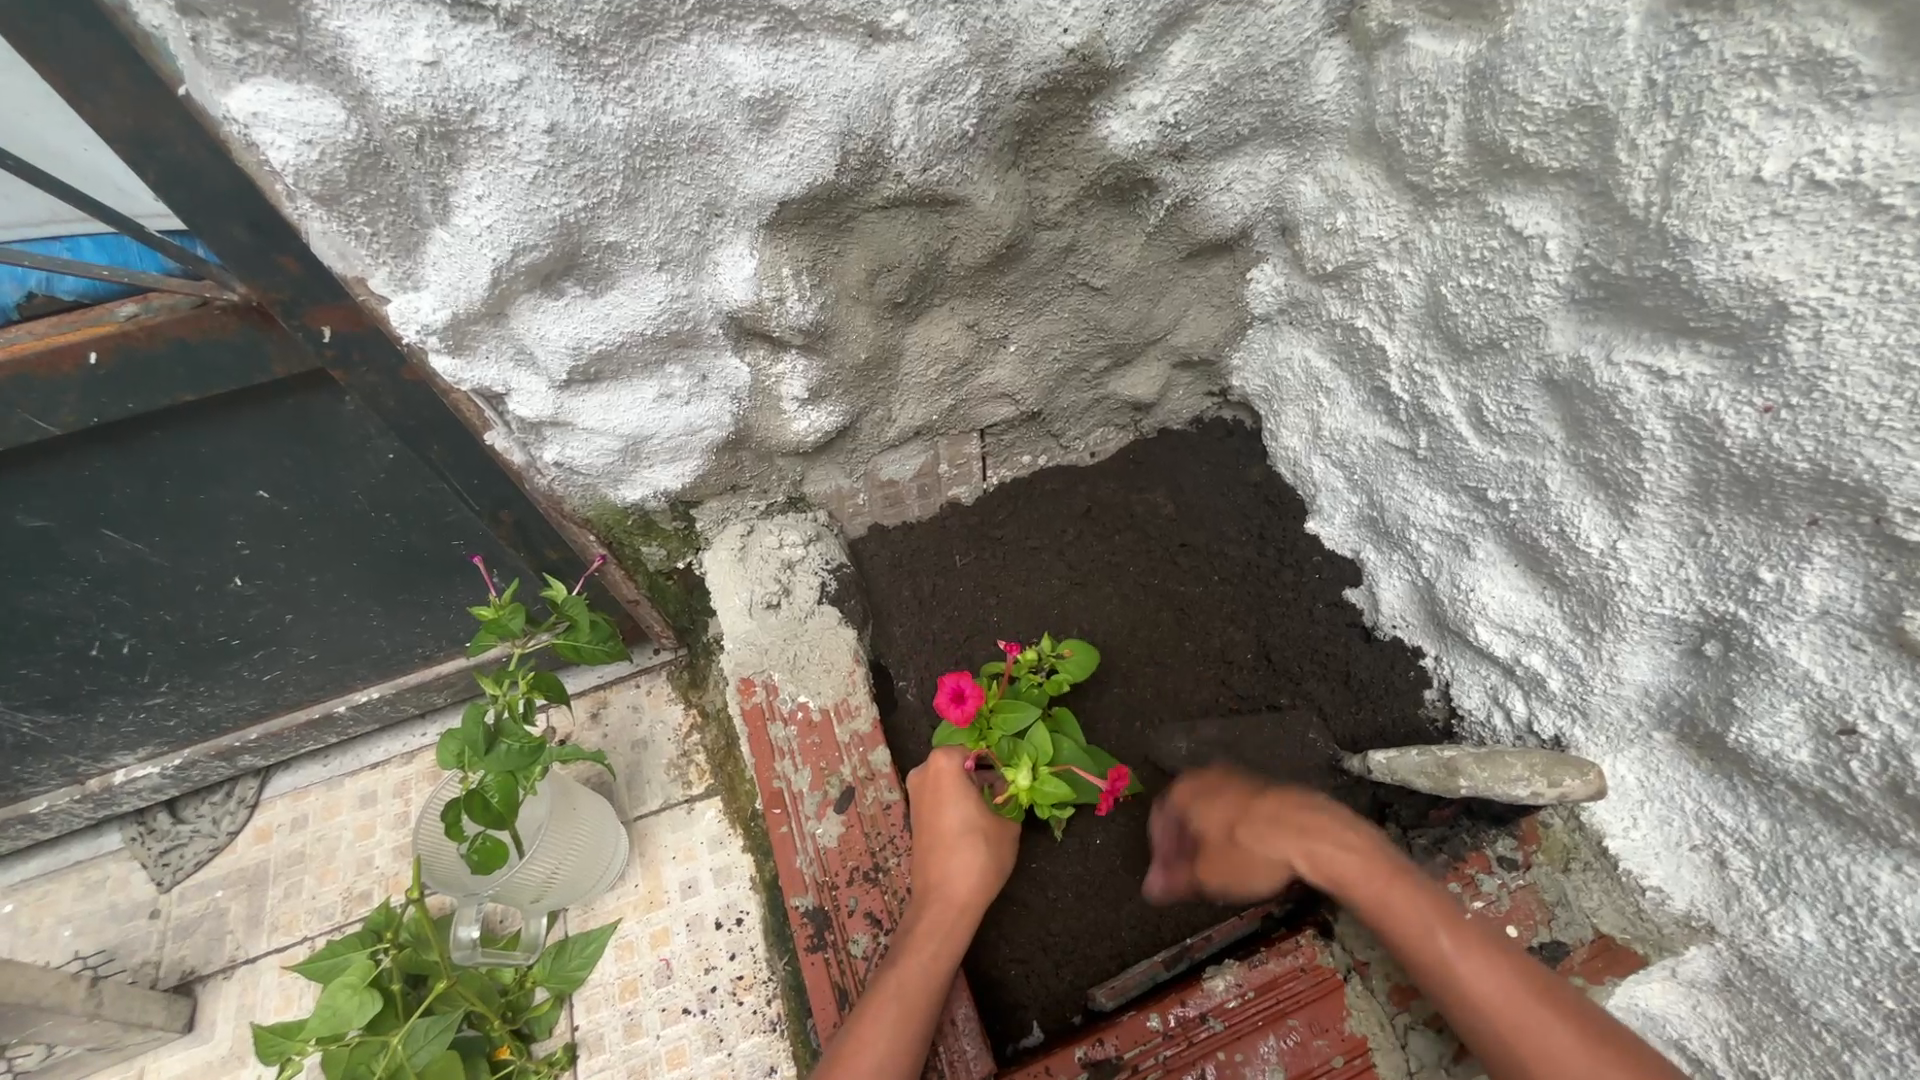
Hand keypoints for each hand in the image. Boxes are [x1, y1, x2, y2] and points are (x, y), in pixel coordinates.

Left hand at [904, 747, 1019, 924]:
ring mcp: (915, 793)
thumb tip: (1009, 783)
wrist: (945, 900)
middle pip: (962, 762)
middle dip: (984, 773)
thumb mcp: (1007, 820)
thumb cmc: (979, 854)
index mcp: (944, 762)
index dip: (1000, 760)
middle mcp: (923, 771)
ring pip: (950, 780)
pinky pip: (941, 796)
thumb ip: (1010, 793)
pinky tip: (977, 819)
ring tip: (995, 807)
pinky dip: (958, 801)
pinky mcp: (915, 814)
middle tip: (1008, 791)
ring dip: (971, 788)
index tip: (1017, 773)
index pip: (979, 748)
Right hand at [1142, 766, 1385, 903]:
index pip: (1157, 823)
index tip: (1168, 880)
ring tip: (1222, 870)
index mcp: (1181, 791)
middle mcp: (1204, 776)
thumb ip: (1172, 882)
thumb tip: (1149, 889)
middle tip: (1192, 876)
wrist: (1312, 833)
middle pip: (1184, 814)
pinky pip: (1237, 810)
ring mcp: (1236, 777)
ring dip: (1210, 839)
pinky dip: (1234, 832)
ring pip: (1212, 811)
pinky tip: (1248, 856)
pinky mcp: (1264, 786)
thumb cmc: (1249, 852)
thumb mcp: (1205, 876)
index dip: (1161, 855)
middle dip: (1186, 846)